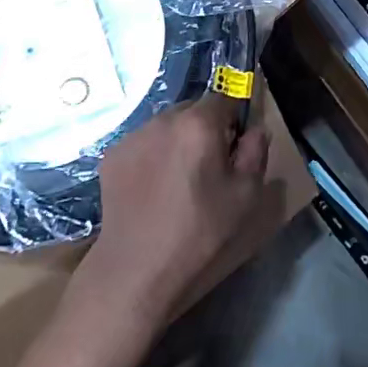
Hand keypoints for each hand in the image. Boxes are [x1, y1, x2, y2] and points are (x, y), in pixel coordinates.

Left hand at [83, 95, 272, 322]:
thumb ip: (256, 152)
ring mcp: (132, 137)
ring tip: (177, 180)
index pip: (223, 98)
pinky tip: (152, 189)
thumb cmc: (200, 231)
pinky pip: (141, 144)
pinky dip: (151, 156)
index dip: (233, 120)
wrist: (138, 267)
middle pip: (191, 110)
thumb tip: (255, 129)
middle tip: (208, 168)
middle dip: (203, 129)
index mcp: (198, 124)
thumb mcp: (246, 195)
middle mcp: (162, 120)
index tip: (234, 148)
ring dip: (175, 141)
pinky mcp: (111, 156)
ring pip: (164, 126)